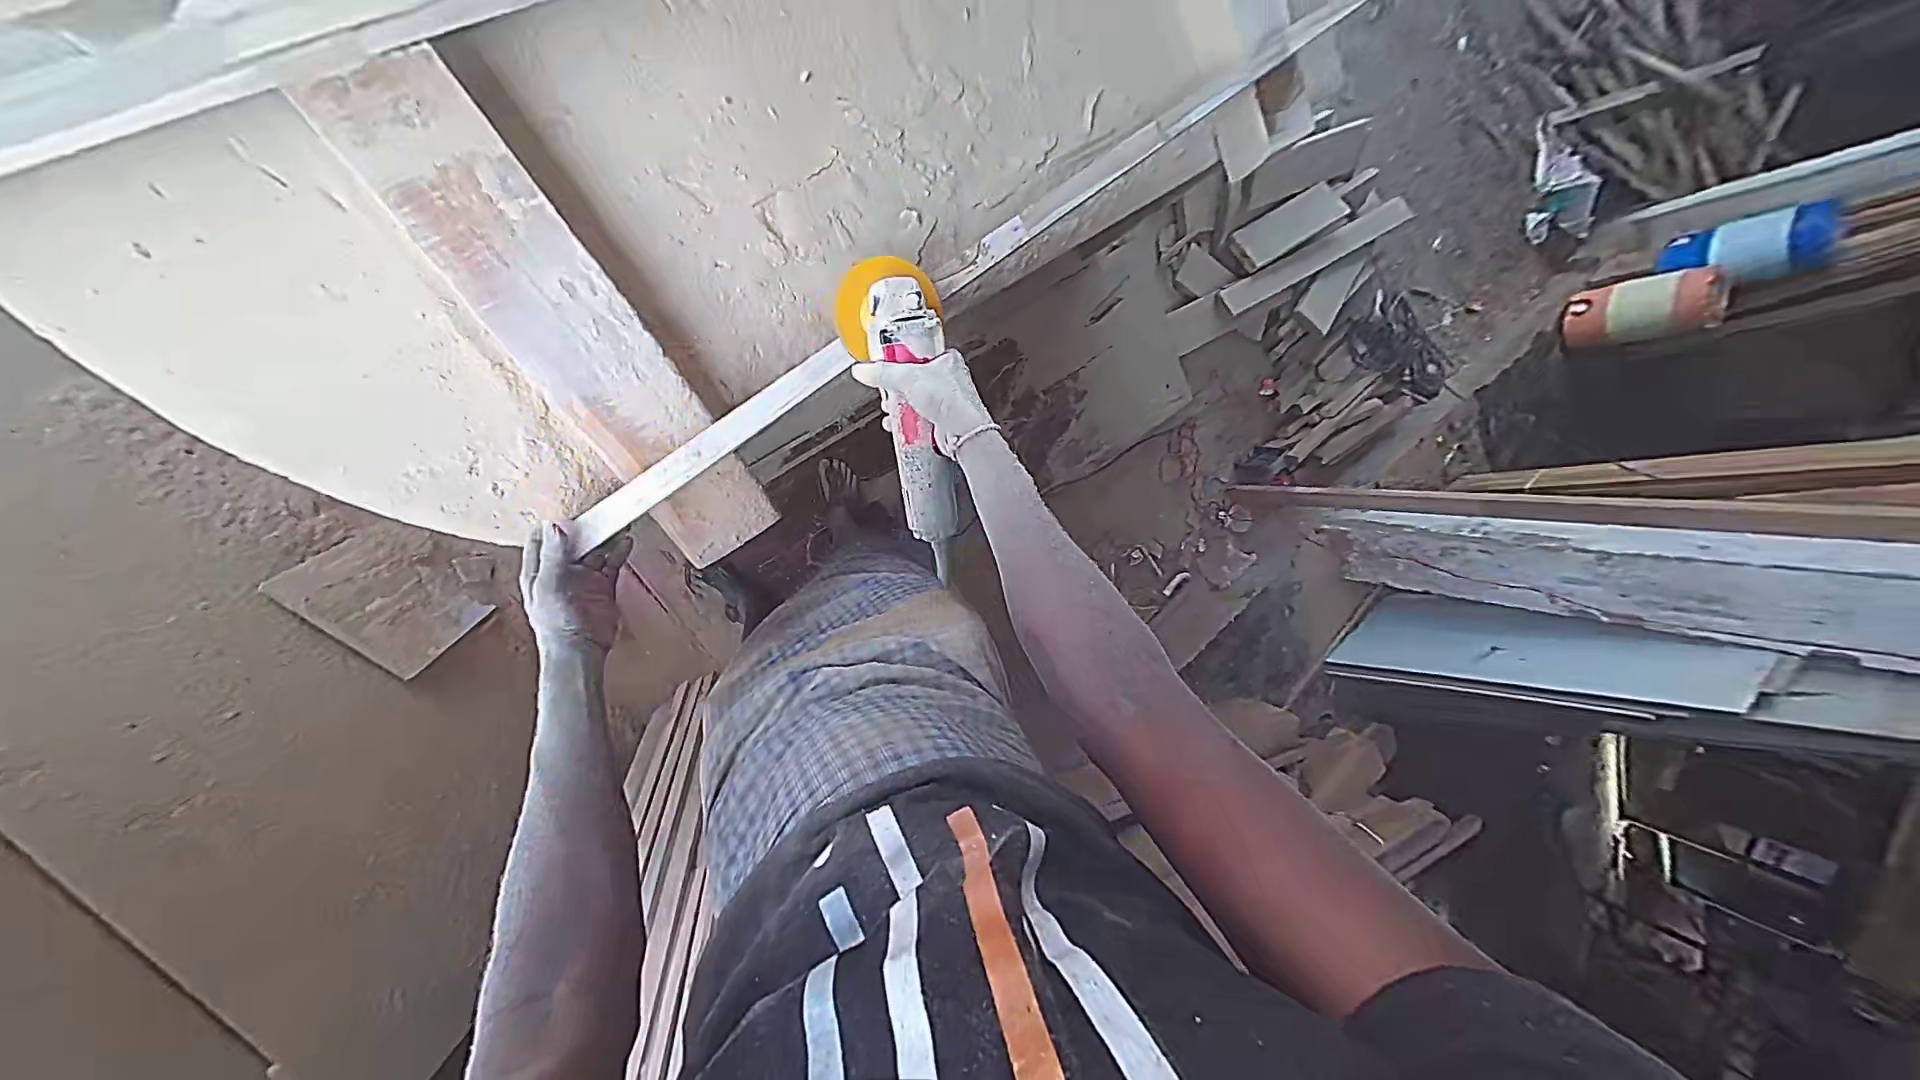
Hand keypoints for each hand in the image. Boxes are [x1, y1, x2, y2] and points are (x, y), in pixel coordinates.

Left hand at [520, 522, 632, 655]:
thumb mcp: (549, 585)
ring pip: (595, 550)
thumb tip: (556, 525)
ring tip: (616, 521)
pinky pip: (612, 564)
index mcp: (538, 570)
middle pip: (573, 541)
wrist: (580, 648)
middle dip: (584, 527)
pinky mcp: (603, 586)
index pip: (541, 539)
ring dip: (604, 537)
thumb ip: (554, 555)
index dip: (552, 524)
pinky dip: (620, 552)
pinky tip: (626, 541)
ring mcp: (584, 578)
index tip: (565, 507)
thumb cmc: (556, 621)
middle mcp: (561, 571)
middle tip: (597, 510)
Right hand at [850, 348, 995, 456]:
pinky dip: (908, 423)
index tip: (886, 366)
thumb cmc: (950, 400)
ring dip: (901, 408)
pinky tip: (900, 425)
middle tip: (889, 392)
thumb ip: (883, 372)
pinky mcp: (941, 421)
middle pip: (913, 380)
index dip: (900, 361)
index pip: (917, 354)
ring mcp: (945, 402)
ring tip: (892, 410)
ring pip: (915, 401)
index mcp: (946, 359)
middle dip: (897, 390)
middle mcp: (948, 380)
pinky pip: (919, 419)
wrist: (963, 432)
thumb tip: (863, 370)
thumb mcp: (908, 378)